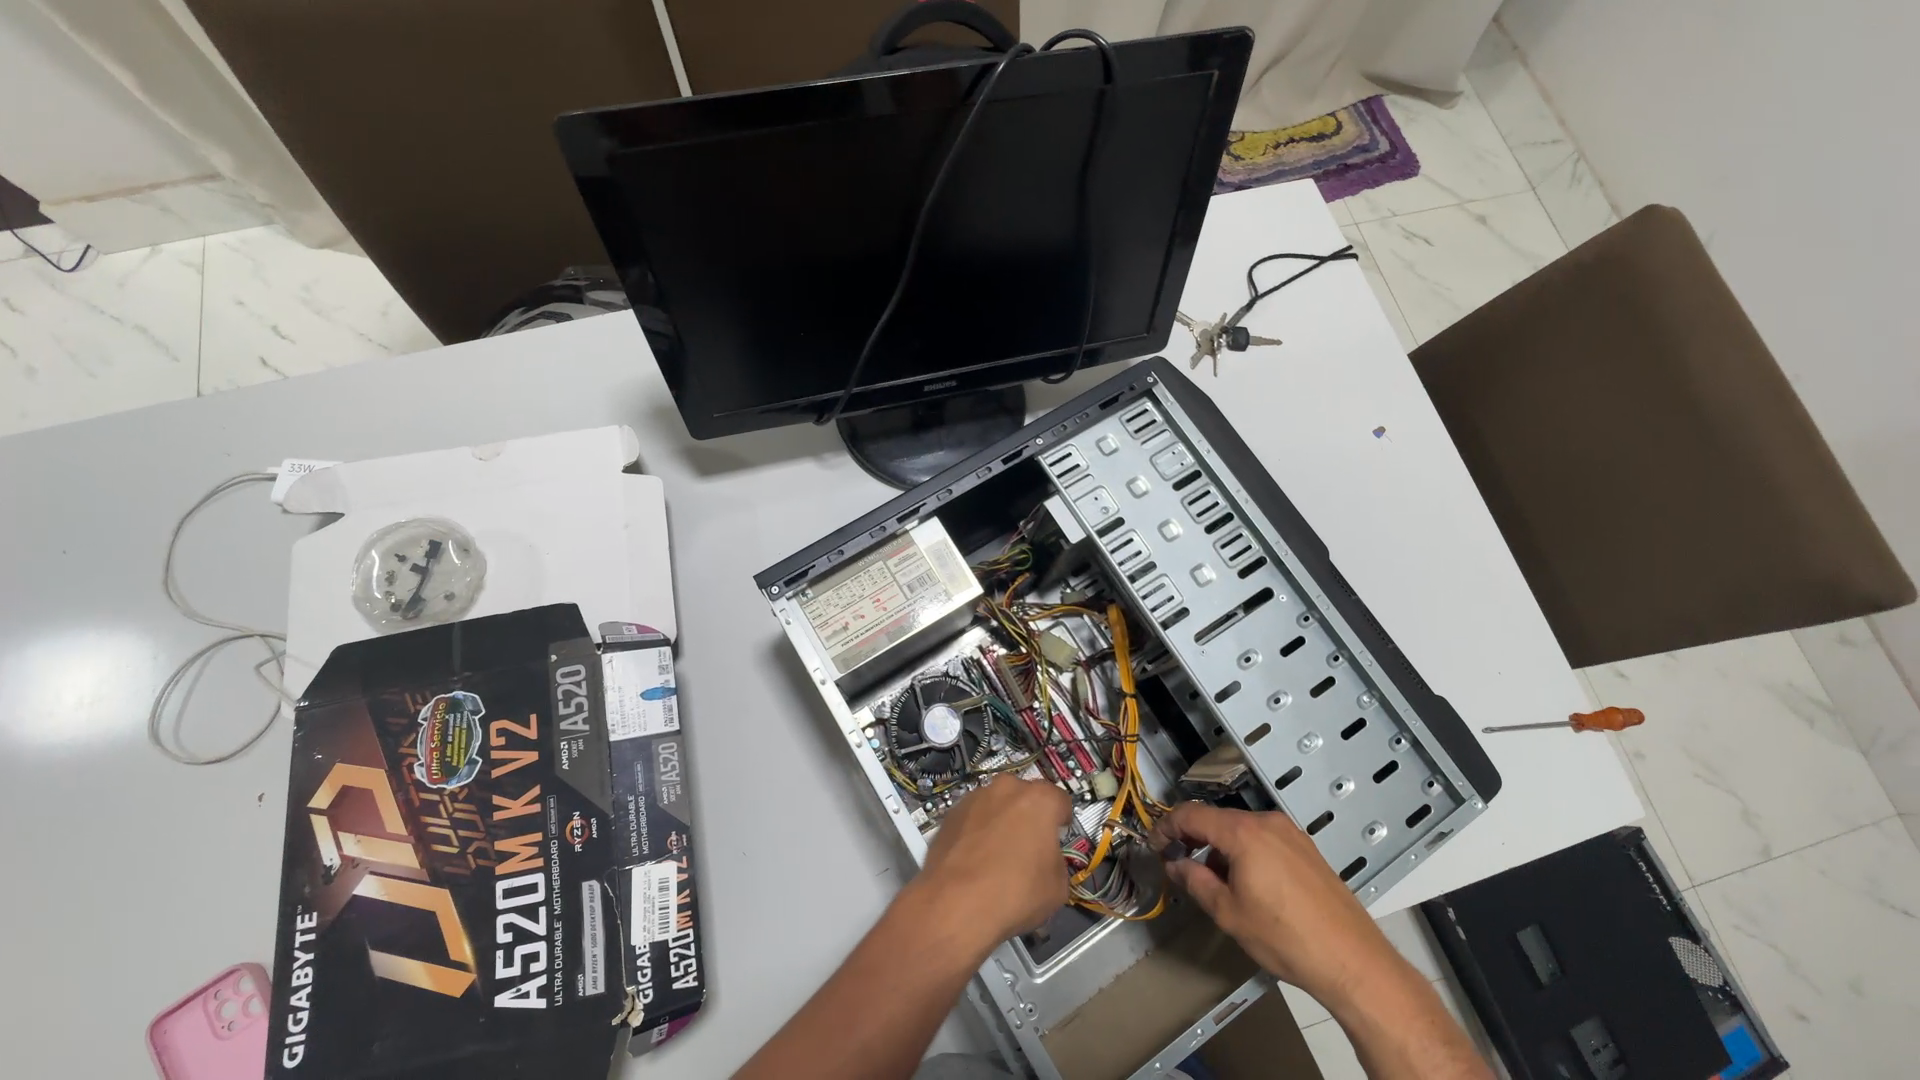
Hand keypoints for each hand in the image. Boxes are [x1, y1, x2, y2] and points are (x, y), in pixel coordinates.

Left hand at [910, 776, 1071, 949]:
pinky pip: (973, 819)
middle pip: (1025, 798)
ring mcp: (974, 798)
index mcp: (1039, 799)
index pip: (1061, 801)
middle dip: (1029, 817)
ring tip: (996, 857)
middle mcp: (1006, 789)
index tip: (1058, 839)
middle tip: (1027, 848)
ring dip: (1000, 822)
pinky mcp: (950, 814)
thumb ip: (1057, 861)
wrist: (955, 904)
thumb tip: (1047, 861)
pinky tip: (974, 860)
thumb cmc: (1015, 893)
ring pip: (996, 805)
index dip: (1061, 822)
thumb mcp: (1058, 887)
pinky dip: (976, 832)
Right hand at [1151, 802, 1412, 1010]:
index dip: (1166, 827)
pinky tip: (1246, 882)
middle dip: (1193, 838)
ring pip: (1241, 829)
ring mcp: (1291, 834)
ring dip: (1219, 847)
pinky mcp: (1307, 849)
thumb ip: (1195, 881)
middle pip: (1217, 819)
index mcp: (1243, 833)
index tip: (1154, 847)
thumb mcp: (1228, 913)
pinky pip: (1264, 839)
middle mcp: (1267, 823)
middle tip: (1178, 864)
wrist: (1352, 960)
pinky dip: (1244, 852)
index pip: (1191, 814)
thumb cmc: (1284, 937)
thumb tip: (1175, 864)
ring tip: (1213, 881)